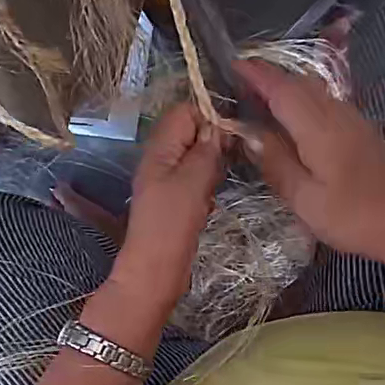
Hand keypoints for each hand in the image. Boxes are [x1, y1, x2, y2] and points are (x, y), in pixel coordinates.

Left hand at [109, 101, 225, 305]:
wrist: (155, 272)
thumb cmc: (171, 225)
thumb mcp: (192, 182)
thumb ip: (205, 151)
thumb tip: (217, 127)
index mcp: (158, 150)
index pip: (183, 112)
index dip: (207, 117)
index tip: (229, 136)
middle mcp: (160, 162)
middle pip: (190, 134)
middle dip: (212, 143)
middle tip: (226, 163)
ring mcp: (166, 183)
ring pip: (195, 159)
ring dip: (211, 167)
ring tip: (216, 185)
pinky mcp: (174, 203)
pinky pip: (195, 182)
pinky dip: (206, 187)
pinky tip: (210, 202)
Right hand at [236, 59, 384, 260]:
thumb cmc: (353, 217)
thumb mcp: (305, 199)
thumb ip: (276, 164)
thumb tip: (249, 135)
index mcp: (319, 128)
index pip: (282, 90)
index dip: (256, 75)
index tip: (232, 65)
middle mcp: (336, 114)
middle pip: (298, 84)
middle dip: (267, 78)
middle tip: (237, 85)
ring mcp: (351, 121)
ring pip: (313, 91)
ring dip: (284, 88)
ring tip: (257, 98)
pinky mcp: (359, 131)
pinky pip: (323, 104)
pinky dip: (301, 101)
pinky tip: (290, 119)